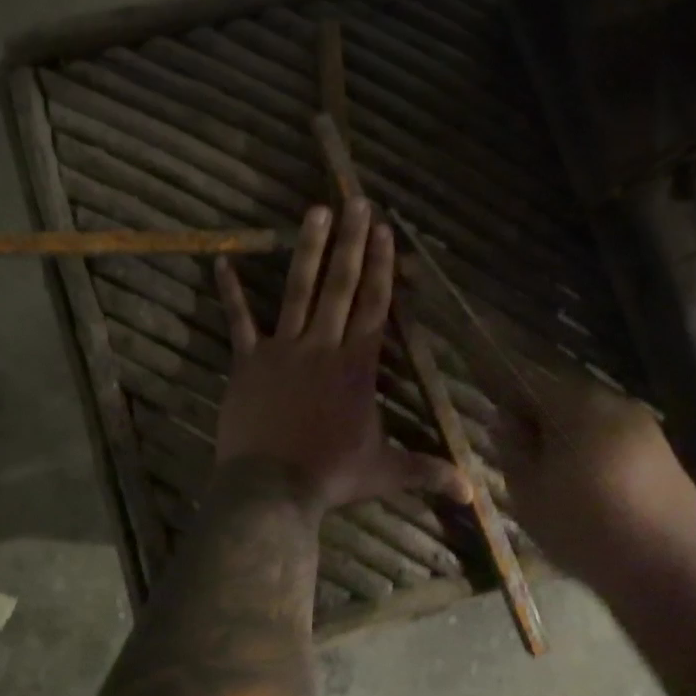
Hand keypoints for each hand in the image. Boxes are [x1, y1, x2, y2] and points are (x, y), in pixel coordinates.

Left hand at [213, 198, 468, 513]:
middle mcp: (323, 346)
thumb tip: (474, 494)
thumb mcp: (386, 472)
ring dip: (307, 250)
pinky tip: (221, 262)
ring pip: (298, 290)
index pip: (375, 305)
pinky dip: (231, 293)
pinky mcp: (248, 362)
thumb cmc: (331, 476)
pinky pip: (239, 321)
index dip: (381, 266)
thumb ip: (428, 472)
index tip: (384, 230)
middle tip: (355, 201)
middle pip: (341, 285)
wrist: (271, 487)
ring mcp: (283, 349)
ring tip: (314, 212)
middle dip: (351, 242)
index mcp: (357, 365)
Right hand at [495, 374, 695, 586]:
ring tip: (546, 465)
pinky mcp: (664, 455)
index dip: (500, 385)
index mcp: (576, 402)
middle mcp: (614, 402)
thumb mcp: (528, 491)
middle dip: (534, 409)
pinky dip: (591, 448)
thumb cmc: (586, 527)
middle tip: (513, 440)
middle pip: (561, 392)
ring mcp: (645, 427)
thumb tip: (507, 422)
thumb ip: (511, 448)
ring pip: (590, 416)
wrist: (671, 571)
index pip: (526, 376)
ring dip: (564, 431)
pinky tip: (583, 481)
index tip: (484, 399)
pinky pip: (613, 438)